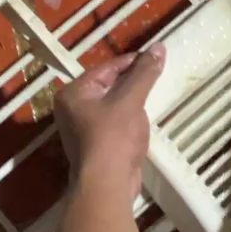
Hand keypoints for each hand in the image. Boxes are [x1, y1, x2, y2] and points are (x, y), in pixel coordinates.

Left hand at [54, 45, 165, 197]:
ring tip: (153, 95)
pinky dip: (128, 119)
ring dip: (131, 101)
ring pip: (111, 106)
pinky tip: (143, 120)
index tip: (155, 57)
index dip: (132, 62)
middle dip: (132, 81)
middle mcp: (72, 109)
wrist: (107, 184)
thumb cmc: (114, 136)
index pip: (106, 68)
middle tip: (156, 74)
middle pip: (108, 86)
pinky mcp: (95, 146)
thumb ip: (144, 73)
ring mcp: (81, 129)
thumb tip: (158, 46)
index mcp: (74, 93)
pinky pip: (114, 123)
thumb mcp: (131, 100)